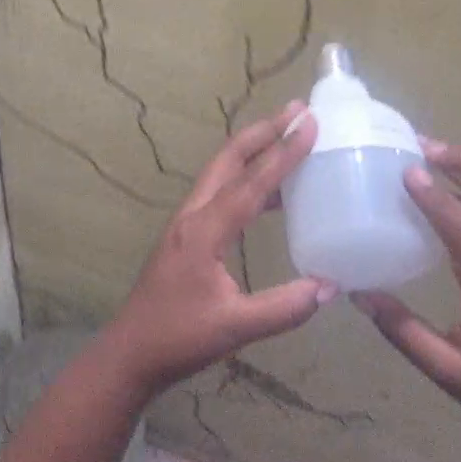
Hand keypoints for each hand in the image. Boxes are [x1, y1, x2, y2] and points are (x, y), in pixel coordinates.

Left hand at [99, 102, 333, 395]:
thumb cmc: (179, 339)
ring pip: (222, 171)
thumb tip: (330, 286)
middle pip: (229, 158)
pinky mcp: (187, 233)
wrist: (130, 351)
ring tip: (290, 135)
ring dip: (254, 149)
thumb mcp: (235, 329)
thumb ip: (283, 308)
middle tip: (299, 110)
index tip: (310, 124)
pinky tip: (273, 192)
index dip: (283, 152)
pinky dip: (247, 178)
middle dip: (264, 131)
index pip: (251, 183)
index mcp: (204, 231)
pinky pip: (221, 191)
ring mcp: (186, 221)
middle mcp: (193, 215)